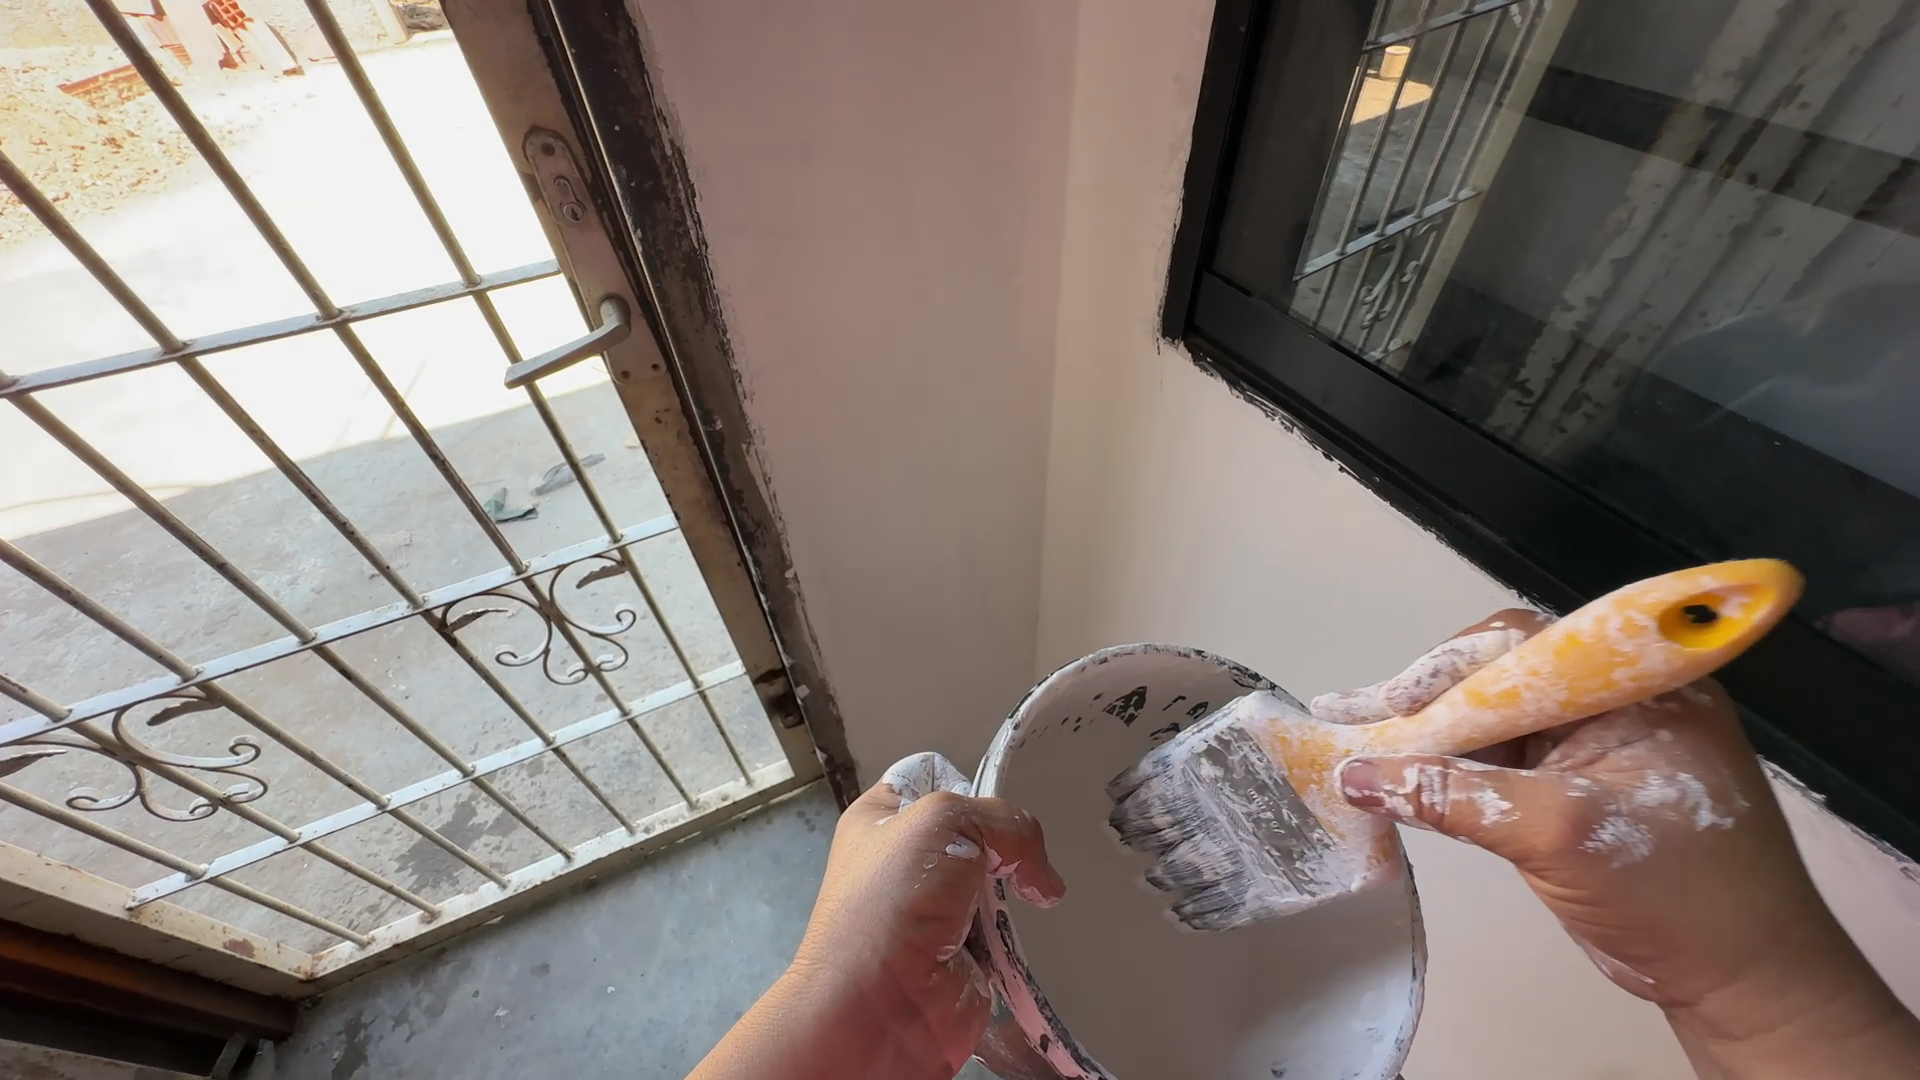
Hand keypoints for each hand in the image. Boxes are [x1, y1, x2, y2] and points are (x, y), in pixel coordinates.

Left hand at [790, 753, 1065, 1078]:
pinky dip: (1017, 934)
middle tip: (1017, 856)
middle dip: (1001, 843)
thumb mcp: (946, 821)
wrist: (874, 1010)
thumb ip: (1007, 823)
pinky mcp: (959, 955)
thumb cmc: (895, 897)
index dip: (966, 784)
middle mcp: (905, 858)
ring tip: (1027, 894)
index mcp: (882, 817)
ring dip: (1014, 890)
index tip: (990, 801)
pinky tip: (1024, 931)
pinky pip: (1001, 933)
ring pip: (993, 882)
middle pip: (974, 831)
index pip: (934, 777)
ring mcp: (932, 909)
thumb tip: (1043, 879)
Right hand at [1320, 610, 1919, 1078]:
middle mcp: (1605, 702)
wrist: (1742, 989)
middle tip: (1347, 713)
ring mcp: (1582, 740)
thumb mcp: (1559, 834)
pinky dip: (1438, 763)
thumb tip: (1352, 776)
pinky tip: (1391, 768)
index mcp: (1633, 690)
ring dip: (1418, 730)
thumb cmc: (1676, 898)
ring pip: (1480, 716)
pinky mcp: (1561, 778)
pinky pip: (1486, 754)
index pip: (1519, 648)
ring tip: (1350, 733)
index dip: (1447, 669)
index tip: (1391, 705)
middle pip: (1489, 678)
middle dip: (1418, 700)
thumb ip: (1453, 797)